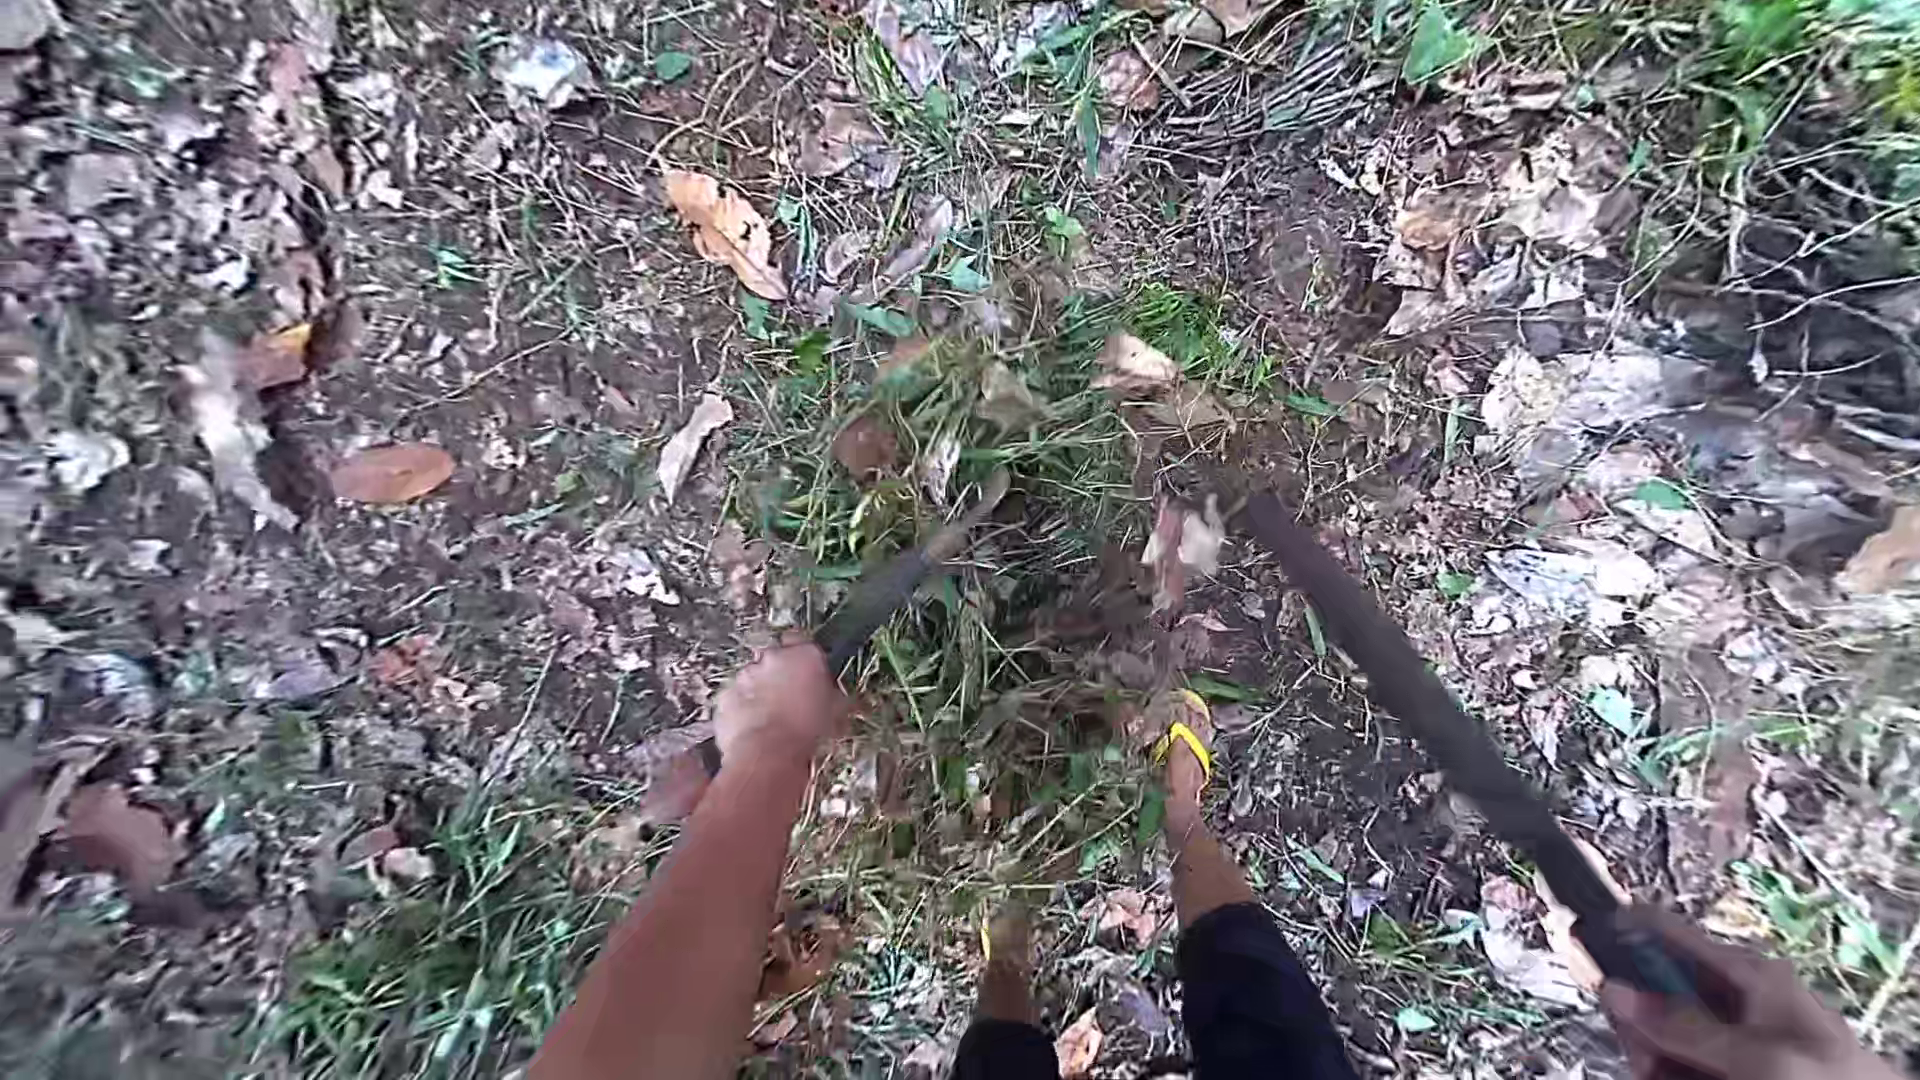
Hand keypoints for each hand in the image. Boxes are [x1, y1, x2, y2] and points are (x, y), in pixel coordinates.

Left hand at [710, 642, 845, 766]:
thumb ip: (834, 693)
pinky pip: (735, 695)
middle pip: (775, 656)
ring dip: (759, 688)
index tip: (803, 667)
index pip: (801, 638)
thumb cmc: (806, 731)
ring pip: (753, 676)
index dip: (801, 653)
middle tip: (788, 695)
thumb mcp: (836, 711)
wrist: (769, 754)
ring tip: (770, 715)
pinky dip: (741, 705)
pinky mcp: (726, 694)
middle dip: (779, 671)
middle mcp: (774, 657)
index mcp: (805, 655)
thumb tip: (840, 698)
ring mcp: (746, 674)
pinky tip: (752, 724)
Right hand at [1601, 908, 1898, 1079]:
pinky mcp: (1729, 1053)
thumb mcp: (1764, 1060)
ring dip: (1642, 1041)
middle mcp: (1729, 989)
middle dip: (1629, 1010)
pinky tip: (1663, 1073)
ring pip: (1650, 1014)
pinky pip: (1672, 1043)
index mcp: (1742, 969)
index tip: (1576, 946)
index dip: (1609, 926)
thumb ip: (1685, 1024)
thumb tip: (1609, 988)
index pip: (1652, 922)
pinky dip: (1658, 1059)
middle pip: (1643, 976)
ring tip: (1652, 1070)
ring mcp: (1729, 1024)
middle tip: (1638, 1048)